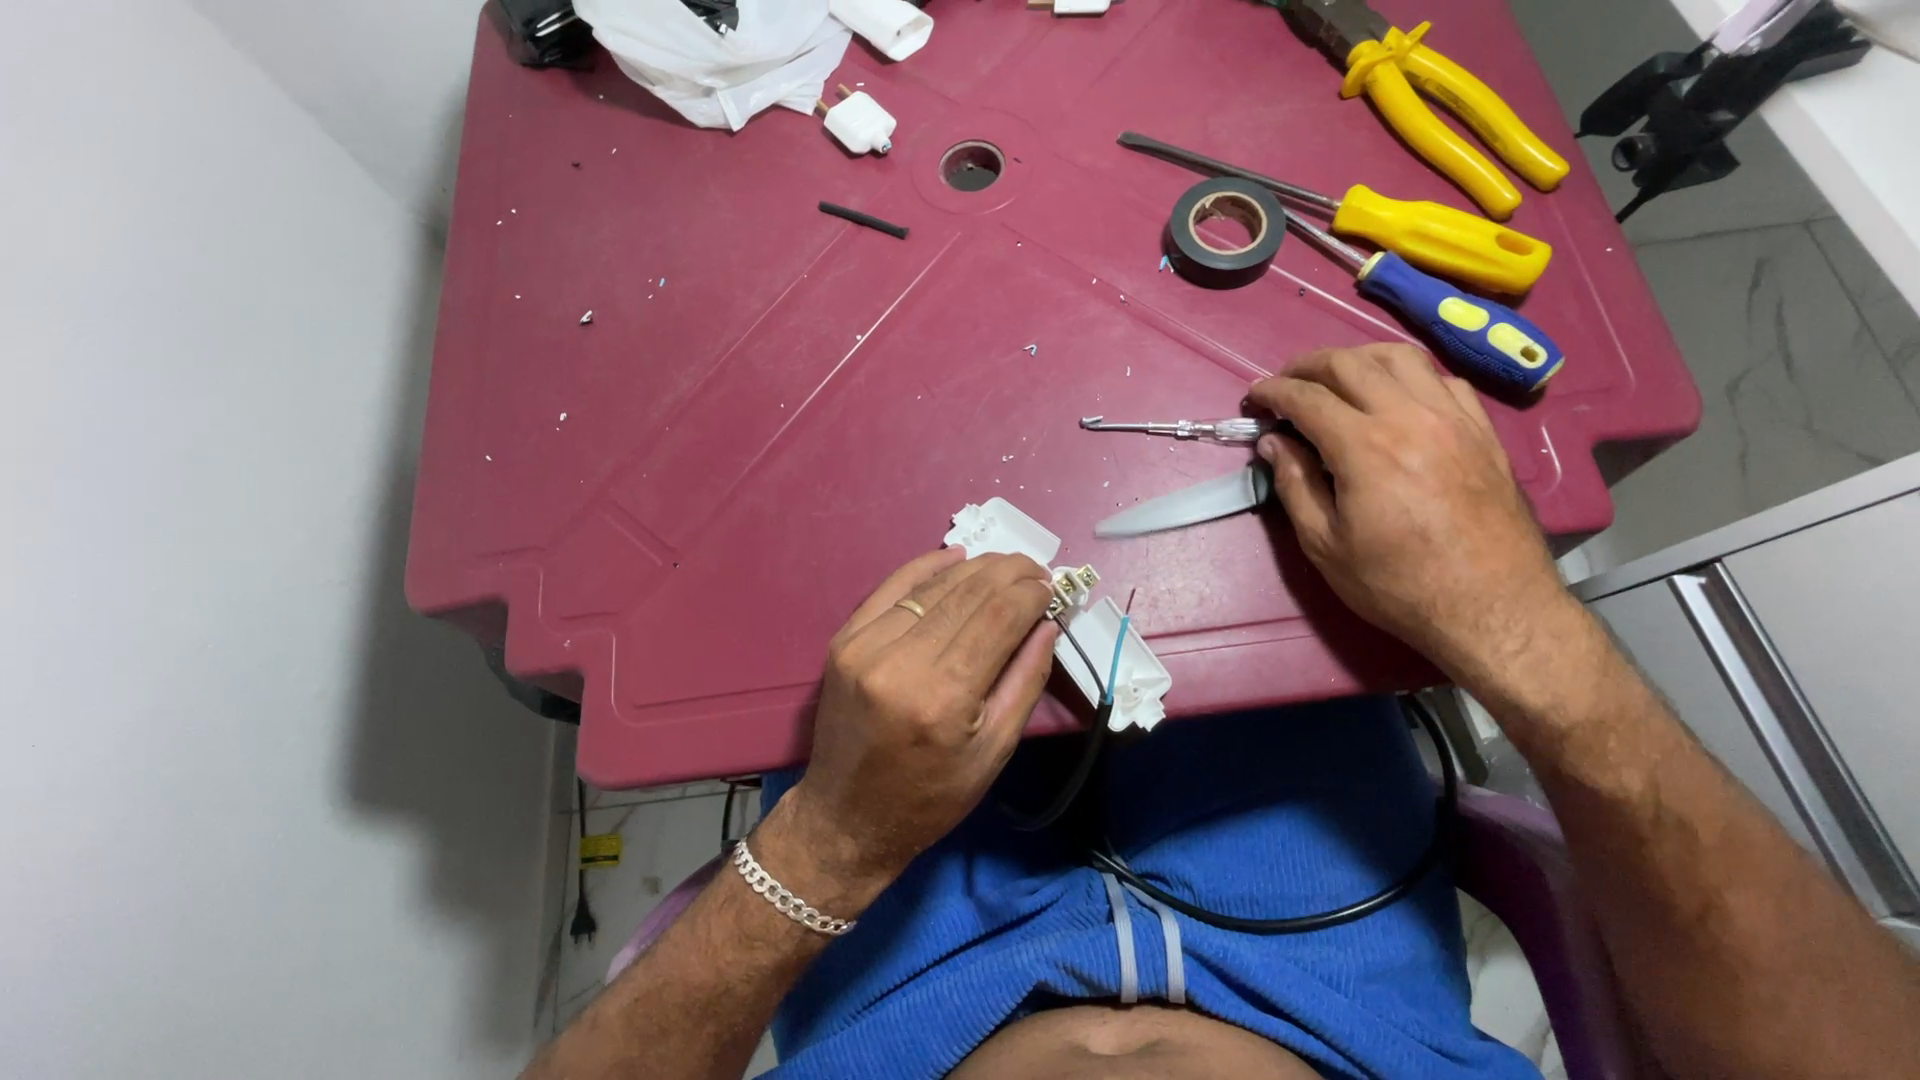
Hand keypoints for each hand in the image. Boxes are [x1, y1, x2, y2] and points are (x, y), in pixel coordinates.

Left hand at [767, 549, 1059, 902]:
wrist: (847, 818)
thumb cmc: (930, 797)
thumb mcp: (993, 753)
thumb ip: (1024, 681)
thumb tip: (1047, 623)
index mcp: (944, 697)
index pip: (998, 618)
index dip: (1030, 592)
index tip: (1052, 583)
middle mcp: (901, 662)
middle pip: (967, 594)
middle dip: (1008, 573)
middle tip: (1036, 568)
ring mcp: (865, 647)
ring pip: (932, 586)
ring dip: (974, 569)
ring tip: (1005, 565)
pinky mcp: (844, 641)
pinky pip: (891, 589)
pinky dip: (926, 568)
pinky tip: (955, 559)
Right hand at [1249, 345, 1578, 688]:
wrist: (1490, 607)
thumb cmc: (1397, 584)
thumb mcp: (1325, 545)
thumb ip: (1295, 485)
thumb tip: (1274, 444)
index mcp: (1366, 447)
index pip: (1307, 398)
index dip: (1272, 392)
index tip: (1253, 399)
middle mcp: (1411, 417)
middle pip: (1351, 363)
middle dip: (1307, 366)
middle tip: (1284, 383)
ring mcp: (1454, 419)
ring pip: (1401, 358)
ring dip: (1358, 358)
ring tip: (1336, 377)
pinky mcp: (1482, 432)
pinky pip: (1442, 380)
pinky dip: (1408, 376)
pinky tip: (1395, 397)